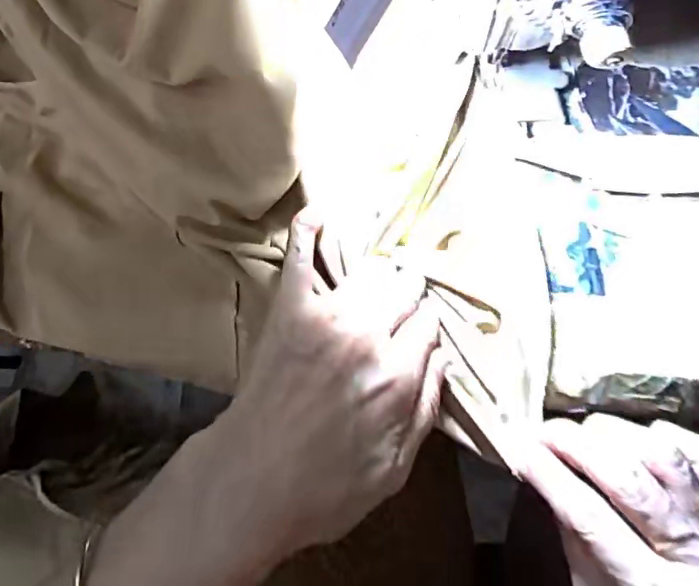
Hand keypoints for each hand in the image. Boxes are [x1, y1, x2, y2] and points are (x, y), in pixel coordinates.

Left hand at [200, 212, 450, 557]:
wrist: (254, 475)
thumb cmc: (327, 486)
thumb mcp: (395, 468)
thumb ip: (425, 410)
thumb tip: (443, 360)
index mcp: (397, 377)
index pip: (429, 326)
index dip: (427, 328)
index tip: (420, 330)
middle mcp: (365, 335)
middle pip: (403, 292)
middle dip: (408, 295)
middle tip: (401, 304)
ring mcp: (323, 314)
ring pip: (366, 273)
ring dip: (377, 271)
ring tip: (381, 272)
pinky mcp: (288, 307)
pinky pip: (300, 256)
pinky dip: (308, 230)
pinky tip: (319, 213)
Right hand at [516, 414, 698, 585]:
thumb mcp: (590, 584)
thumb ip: (569, 528)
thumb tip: (535, 467)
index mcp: (652, 585)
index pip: (590, 517)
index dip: (547, 474)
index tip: (515, 445)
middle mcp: (693, 554)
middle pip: (629, 480)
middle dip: (575, 445)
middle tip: (542, 433)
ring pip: (664, 456)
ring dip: (614, 434)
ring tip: (585, 433)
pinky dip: (664, 436)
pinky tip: (636, 439)